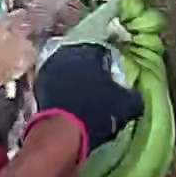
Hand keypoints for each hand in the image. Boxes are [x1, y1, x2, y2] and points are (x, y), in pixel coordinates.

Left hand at [30, 43, 142, 158]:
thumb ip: (132, 96)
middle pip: (80, 55)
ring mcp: (50, 66)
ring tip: (82, 88)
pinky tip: (68, 95)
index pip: (100, 49)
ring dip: (73, 73)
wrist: (64, 128)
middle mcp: (67, 53)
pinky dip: (62, 84)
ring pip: (66, 65)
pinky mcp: (40, 81)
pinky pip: (55, 78)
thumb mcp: (124, 105)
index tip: (111, 69)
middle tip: (97, 79)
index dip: (106, 59)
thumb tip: (135, 94)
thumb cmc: (97, 111)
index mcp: (88, 52)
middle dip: (88, 65)